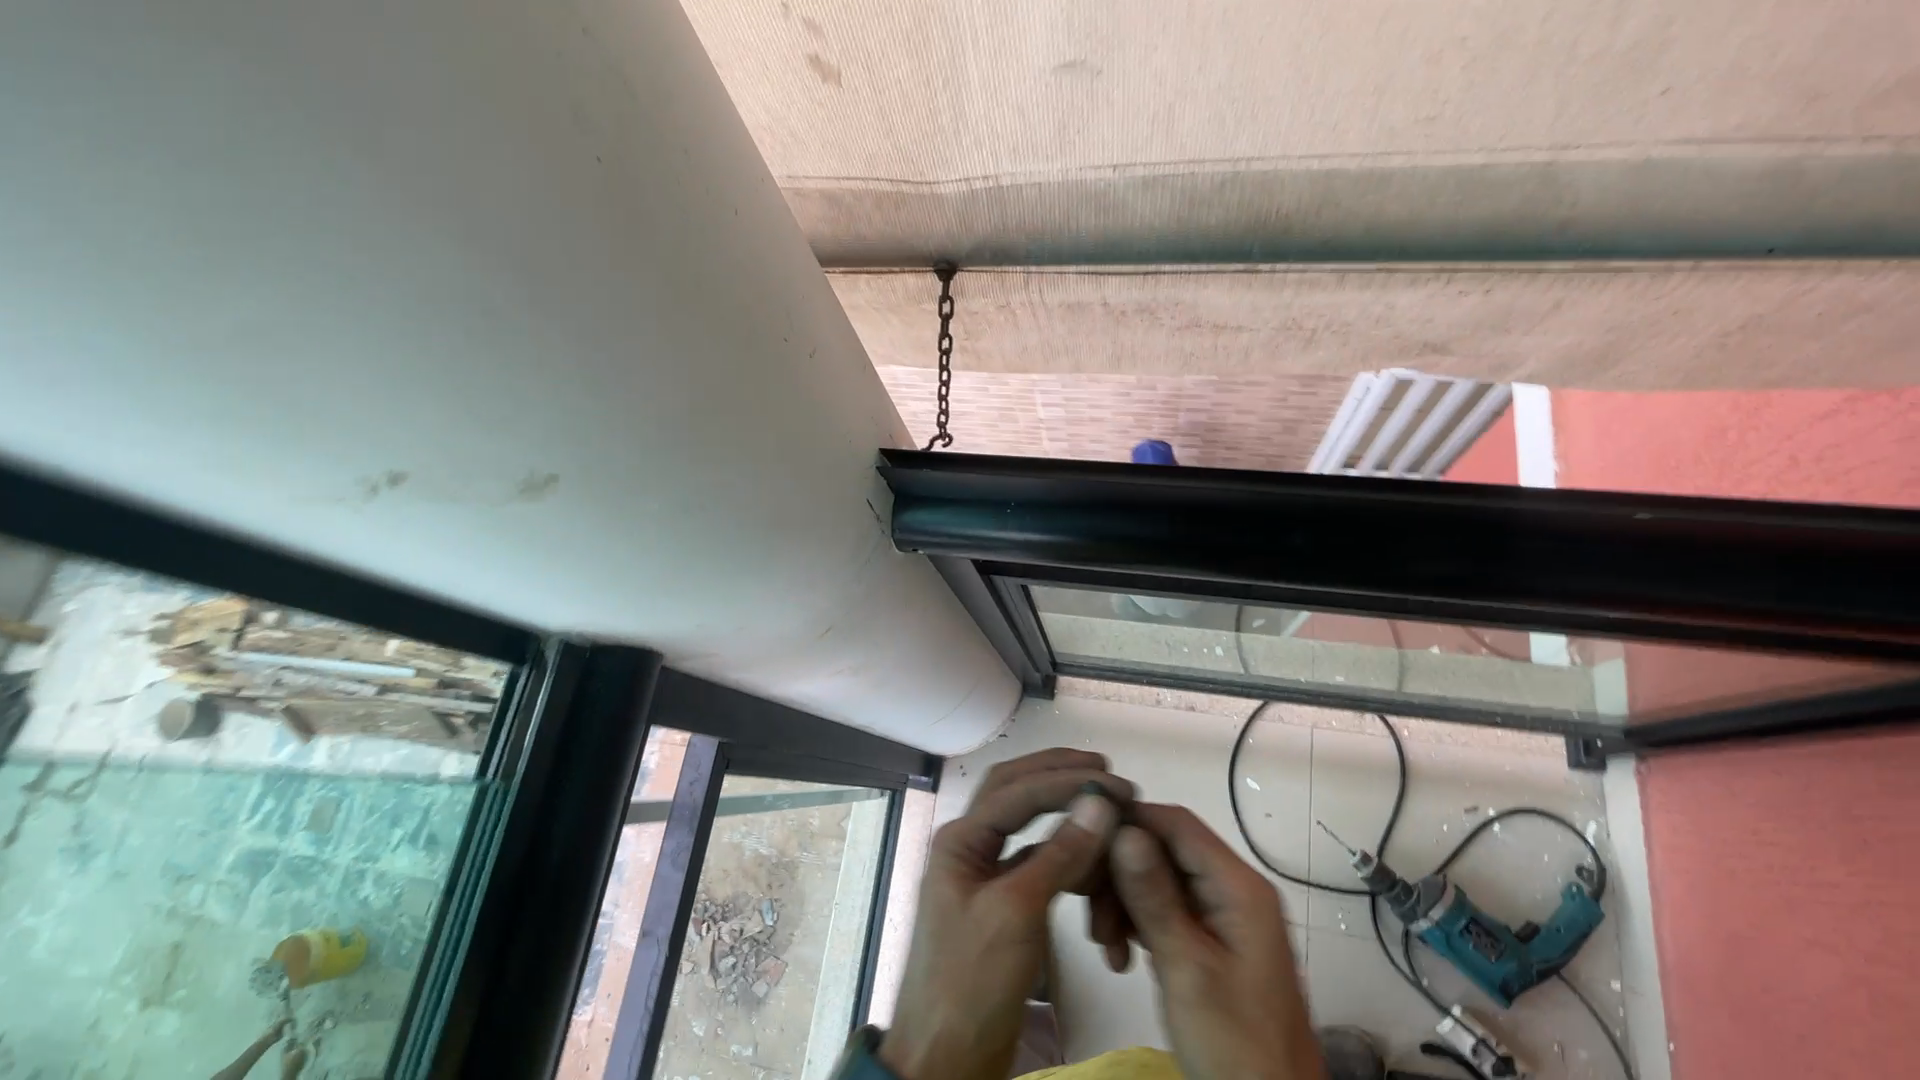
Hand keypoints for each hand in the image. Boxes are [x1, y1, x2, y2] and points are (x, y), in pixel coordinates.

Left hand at [880, 749, 1133, 1079]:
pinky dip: (1065, 857)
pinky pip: (1036, 866)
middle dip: (1056, 777)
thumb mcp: (1017, 913)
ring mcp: (984, 877)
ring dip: (1063, 817)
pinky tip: (1091, 857)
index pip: (1016, 790)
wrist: (947, 1054)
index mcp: (960, 841)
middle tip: (1103, 770)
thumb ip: (1059, 855)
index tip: (1114, 779)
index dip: (1065, 780)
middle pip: (1014, 794)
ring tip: (1105, 810)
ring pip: (1028, 830)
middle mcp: (969, 848)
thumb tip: (1099, 802)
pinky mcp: (1002, 906)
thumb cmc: (972, 979)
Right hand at [1109, 804, 1323, 1079]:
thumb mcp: (1186, 968)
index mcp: (1239, 887)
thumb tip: (1123, 830)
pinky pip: (1165, 910)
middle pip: (1163, 851)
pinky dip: (1137, 926)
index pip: (1177, 824)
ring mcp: (1222, 914)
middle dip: (1120, 877)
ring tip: (1107, 949)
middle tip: (1093, 919)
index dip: (1129, 821)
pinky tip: (1120, 957)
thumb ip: (1154, 896)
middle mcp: (1233, 889)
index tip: (1080, 839)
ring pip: (1157, 881)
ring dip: (1124, 905)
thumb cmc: (1233, 1041)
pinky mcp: (1211, 939)